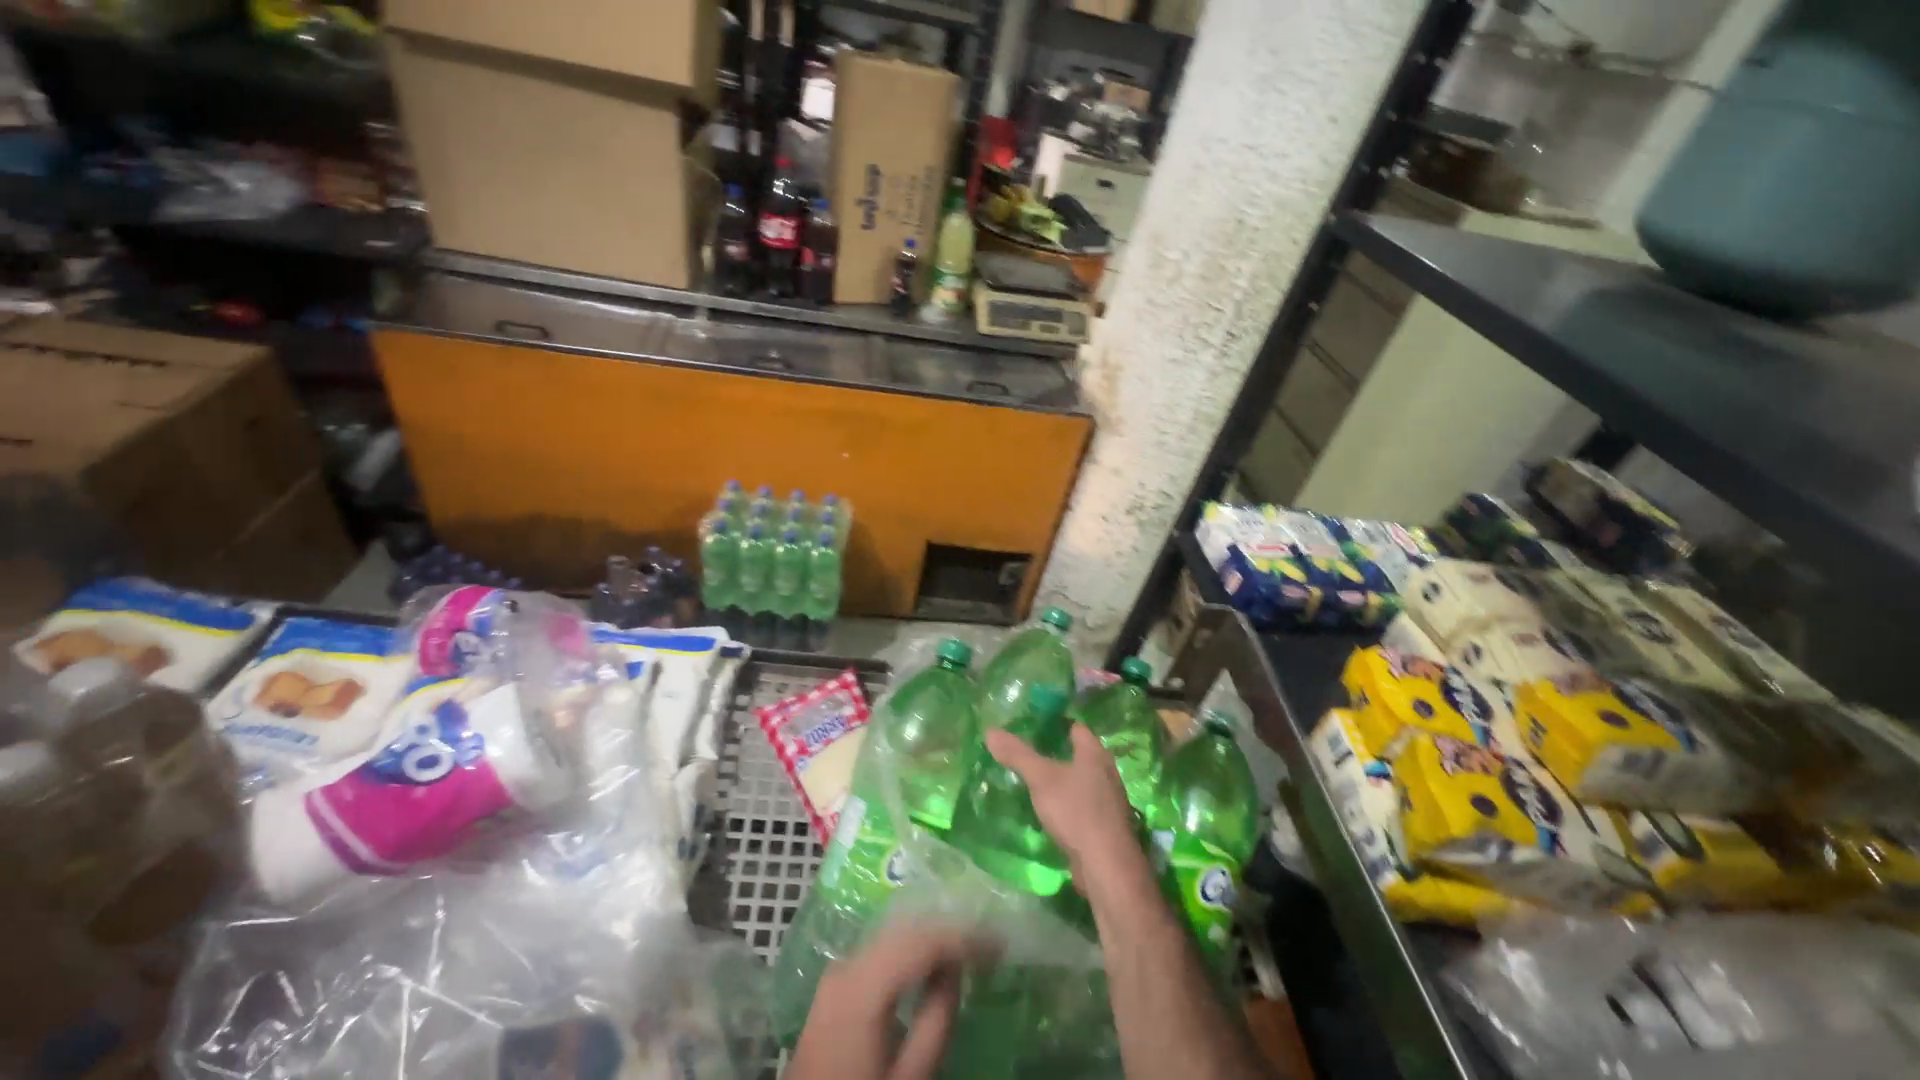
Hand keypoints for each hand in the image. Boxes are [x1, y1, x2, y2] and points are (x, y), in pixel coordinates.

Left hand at [787, 920, 996, 1079]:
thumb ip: (937, 1019)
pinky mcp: (837, 980)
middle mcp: (846, 965)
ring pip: (894, 934)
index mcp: (862, 988)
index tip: (1000, 944)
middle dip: (951, 930)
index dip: (964, 937)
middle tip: (992, 942)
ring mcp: (837, 970)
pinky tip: (937, 957)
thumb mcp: (911, 1076)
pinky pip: (881, 949)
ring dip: (933, 935)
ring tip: (972, 946)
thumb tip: (956, 969)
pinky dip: (913, 947)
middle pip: (906, 930)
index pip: (921, 942)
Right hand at [985, 723, 1155, 897]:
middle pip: (1080, 754)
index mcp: (1095, 753)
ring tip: (1034, 780)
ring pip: (1081, 780)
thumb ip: (1017, 755)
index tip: (1032, 724)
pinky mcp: (1104, 824)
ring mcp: (1108, 800)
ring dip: (1062, 779)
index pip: (1076, 727)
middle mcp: (1106, 772)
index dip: (1056, 723)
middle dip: (1056, 752)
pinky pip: (1082, 804)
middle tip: (1027, 751)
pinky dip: (1066, 803)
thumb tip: (991, 731)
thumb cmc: (1075, 811)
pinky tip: (1049, 810)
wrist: (1106, 863)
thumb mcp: (1041, 779)